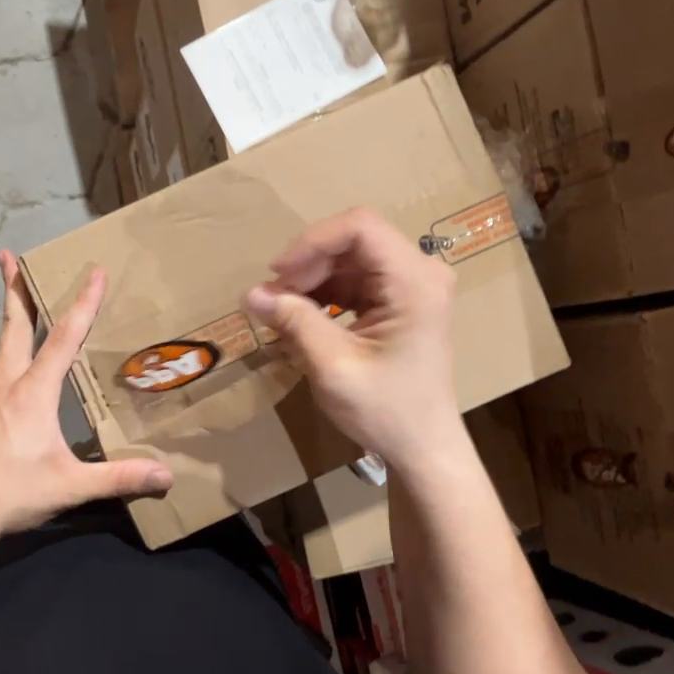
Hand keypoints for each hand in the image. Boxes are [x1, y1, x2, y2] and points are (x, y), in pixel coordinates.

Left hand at [0, 251, 173, 540]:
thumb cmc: (12, 495)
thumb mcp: (70, 486)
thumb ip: (118, 478)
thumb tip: (167, 476)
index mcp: (33, 394)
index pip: (63, 339)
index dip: (82, 304)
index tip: (94, 272)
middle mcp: (6, 386)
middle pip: (13, 327)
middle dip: (14, 289)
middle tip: (8, 256)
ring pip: (0, 350)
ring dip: (10, 322)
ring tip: (17, 306)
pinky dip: (4, 360)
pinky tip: (9, 375)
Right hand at [243, 209, 461, 471]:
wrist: (422, 446)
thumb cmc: (385, 410)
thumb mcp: (333, 367)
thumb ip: (295, 323)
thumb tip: (251, 293)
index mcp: (415, 282)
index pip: (359, 227)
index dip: (311, 241)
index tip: (278, 273)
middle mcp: (419, 272)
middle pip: (353, 240)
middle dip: (307, 263)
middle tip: (272, 297)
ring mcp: (411, 286)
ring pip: (350, 258)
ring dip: (311, 278)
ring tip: (281, 309)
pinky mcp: (400, 302)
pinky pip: (355, 279)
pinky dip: (324, 292)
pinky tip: (301, 317)